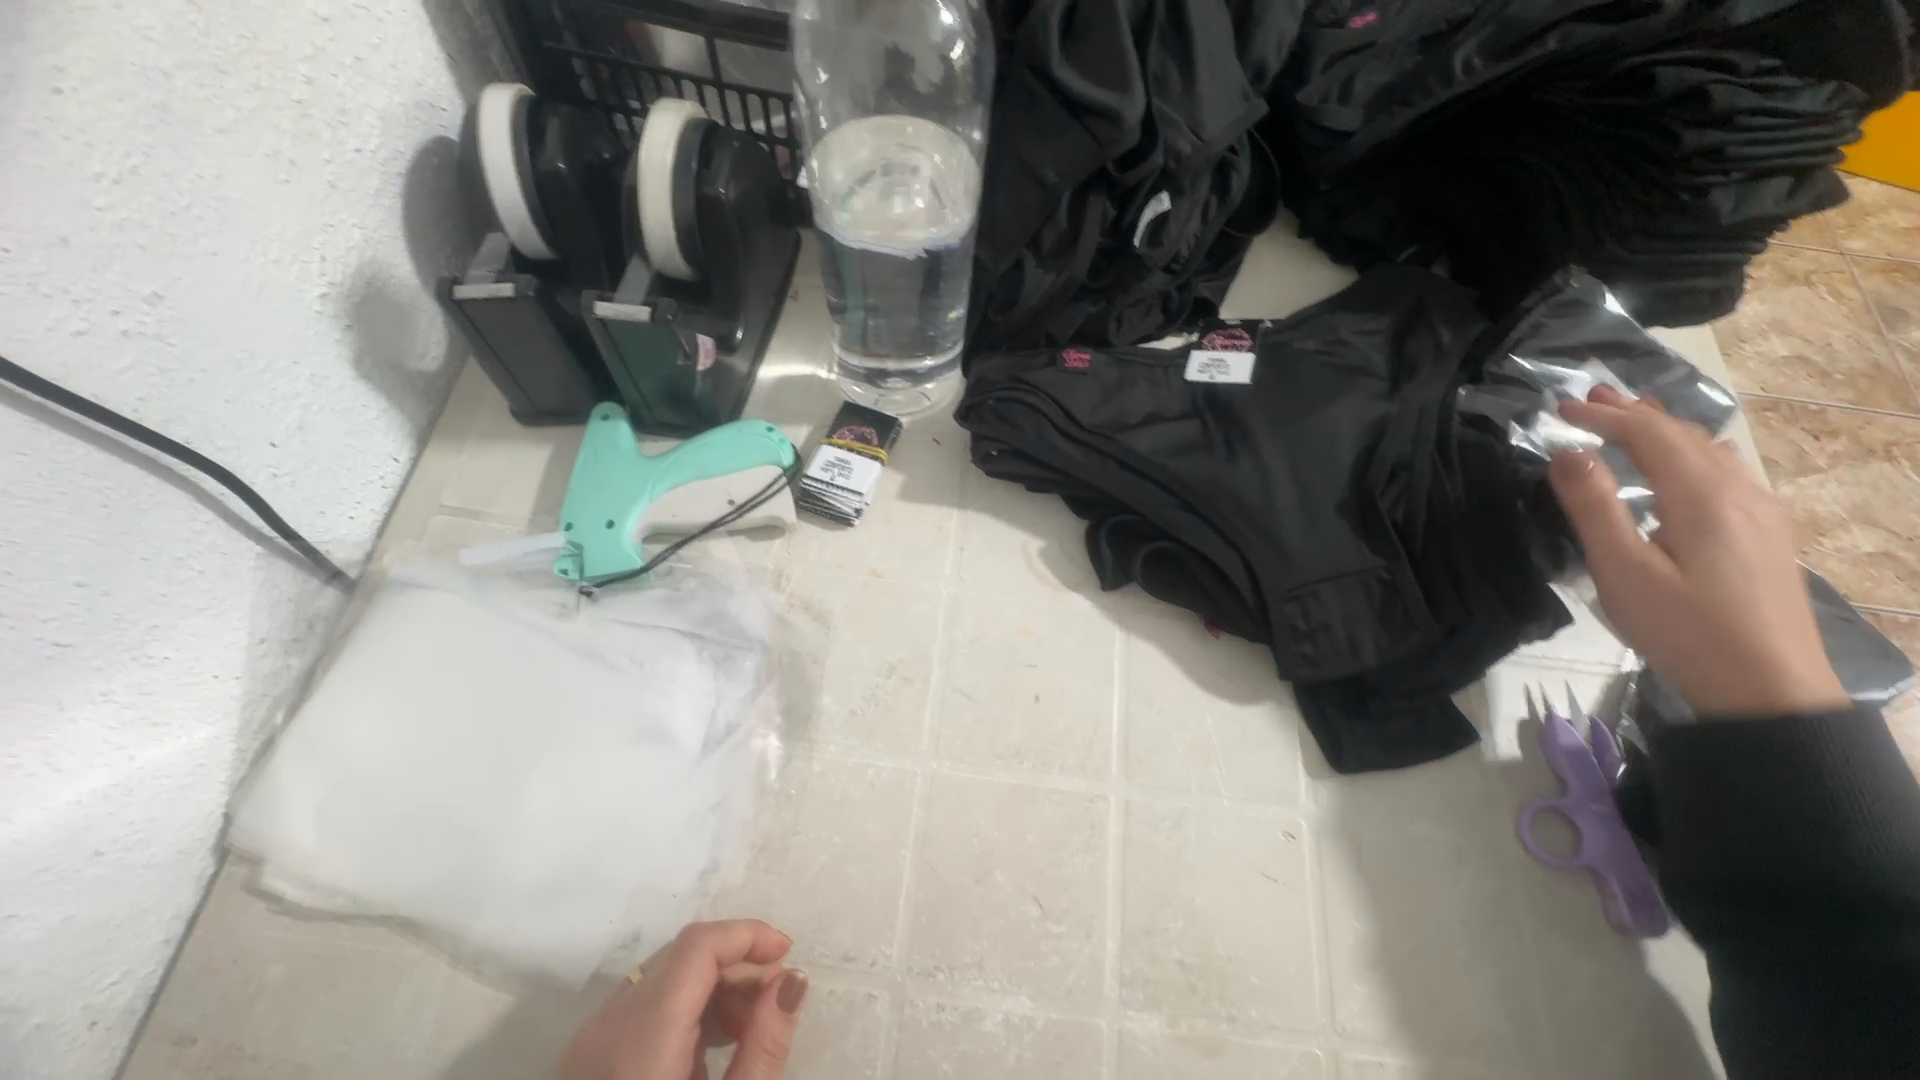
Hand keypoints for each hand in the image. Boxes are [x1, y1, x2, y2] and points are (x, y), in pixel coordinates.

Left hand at [560, 920, 807, 1079]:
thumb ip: (764, 1044)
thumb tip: (792, 980)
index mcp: (639, 1040)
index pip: (696, 947)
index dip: (746, 935)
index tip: (788, 954)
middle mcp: (604, 1027)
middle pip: (680, 957)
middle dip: (736, 964)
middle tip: (774, 1002)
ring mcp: (588, 1043)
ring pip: (661, 977)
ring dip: (713, 986)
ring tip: (746, 1031)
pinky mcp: (585, 1058)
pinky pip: (642, 1005)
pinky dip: (684, 1008)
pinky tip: (710, 1048)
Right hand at [1549, 386, 1846, 716]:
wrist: (1767, 687)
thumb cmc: (1684, 628)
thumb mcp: (1623, 571)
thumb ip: (1594, 508)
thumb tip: (1568, 453)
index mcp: (1704, 496)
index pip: (1651, 435)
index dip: (1605, 416)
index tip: (1561, 408)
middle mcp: (1740, 492)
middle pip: (1685, 436)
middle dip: (1634, 414)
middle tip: (1590, 399)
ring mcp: (1762, 513)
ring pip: (1710, 452)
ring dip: (1664, 432)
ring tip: (1629, 422)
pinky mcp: (1767, 535)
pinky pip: (1725, 473)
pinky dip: (1688, 454)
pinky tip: (1678, 469)